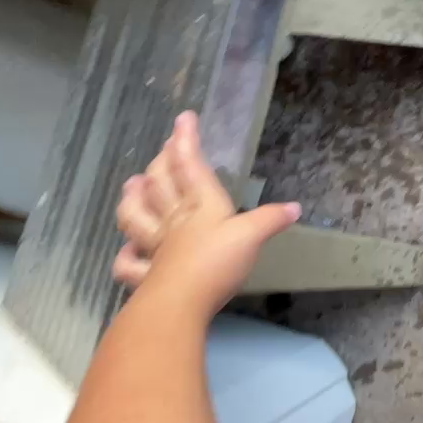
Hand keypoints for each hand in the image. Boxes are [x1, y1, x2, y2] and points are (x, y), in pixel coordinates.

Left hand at [112, 110, 299, 315]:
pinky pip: (129, 263)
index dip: (186, 141)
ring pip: (137, 217)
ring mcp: (156, 247)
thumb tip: (295, 207)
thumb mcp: (253, 235)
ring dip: (133, 198)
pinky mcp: (147, 275)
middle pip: (162, 185)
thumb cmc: (217, 261)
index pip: (191, 166)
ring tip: (132, 184)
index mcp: (201, 206)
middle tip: (162, 148)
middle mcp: (175, 221)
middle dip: (162, 163)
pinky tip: (128, 249)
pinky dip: (126, 254)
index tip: (183, 118)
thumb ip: (272, 219)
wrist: (178, 304)